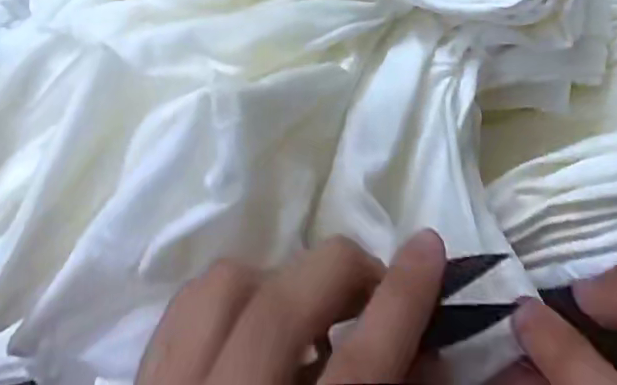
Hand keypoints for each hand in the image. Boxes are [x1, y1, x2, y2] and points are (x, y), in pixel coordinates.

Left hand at [137, 231, 447, 384]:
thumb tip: (425, 358)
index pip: (360, 368)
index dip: (404, 298)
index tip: (431, 248)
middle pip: (285, 307)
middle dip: (345, 272)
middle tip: (376, 283)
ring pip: (225, 289)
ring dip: (281, 280)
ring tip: (313, 307)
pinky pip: (185, 308)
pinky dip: (230, 295)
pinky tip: (254, 318)